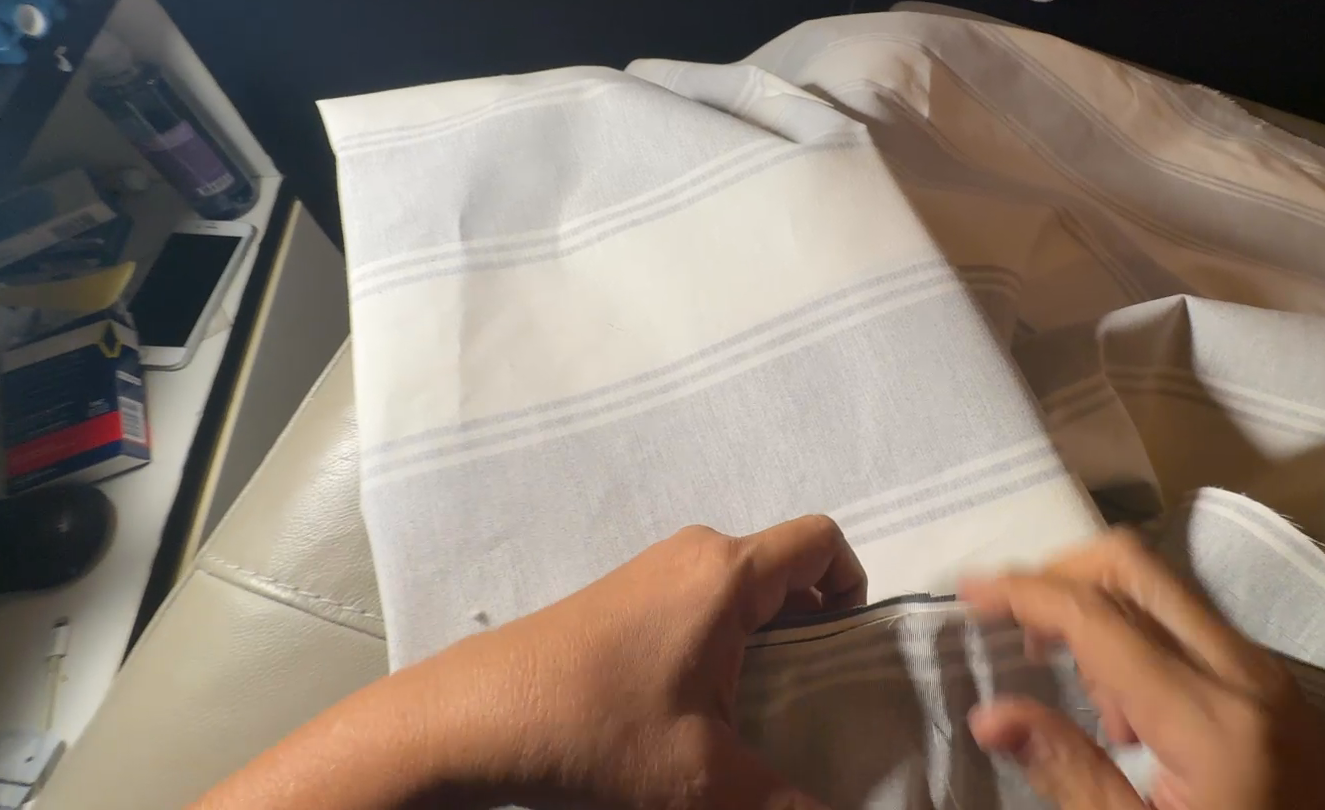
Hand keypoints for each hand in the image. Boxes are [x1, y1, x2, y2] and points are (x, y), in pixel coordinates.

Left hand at [195, 516, 864, 809]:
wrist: (471, 721)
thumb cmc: (600, 731)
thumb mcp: (703, 782)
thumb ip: (788, 805)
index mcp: (729, 572)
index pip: (820, 541)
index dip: (853, 583)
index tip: (851, 648)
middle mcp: (697, 552)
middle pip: (783, 565)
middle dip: (813, 620)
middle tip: (816, 692)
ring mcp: (655, 568)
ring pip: (740, 584)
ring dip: (766, 632)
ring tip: (760, 704)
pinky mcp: (625, 592)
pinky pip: (701, 597)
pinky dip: (724, 635)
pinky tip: (698, 700)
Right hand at [960, 532, 1324, 809]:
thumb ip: (1070, 773)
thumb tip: (988, 715)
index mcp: (1213, 722)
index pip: (1096, 615)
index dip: (1022, 591)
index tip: (968, 590)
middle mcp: (1245, 674)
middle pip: (1133, 564)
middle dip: (1061, 570)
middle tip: (1018, 617)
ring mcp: (1269, 674)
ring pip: (1162, 587)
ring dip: (1098, 602)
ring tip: (1082, 688)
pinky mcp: (1278, 686)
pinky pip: (1189, 622)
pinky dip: (1138, 630)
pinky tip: (1129, 707)